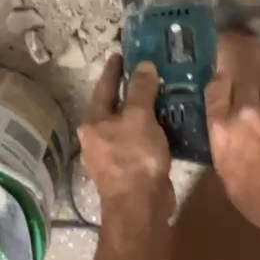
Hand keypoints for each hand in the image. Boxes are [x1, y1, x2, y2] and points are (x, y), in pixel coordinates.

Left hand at [78, 55, 172, 220]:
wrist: (140, 206)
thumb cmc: (135, 157)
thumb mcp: (139, 118)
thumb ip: (141, 90)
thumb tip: (144, 66)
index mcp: (93, 122)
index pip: (104, 88)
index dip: (114, 70)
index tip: (121, 53)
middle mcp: (97, 137)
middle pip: (114, 107)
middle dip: (130, 91)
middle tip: (148, 72)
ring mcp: (112, 155)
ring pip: (128, 125)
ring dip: (143, 111)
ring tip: (162, 95)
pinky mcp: (129, 169)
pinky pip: (140, 141)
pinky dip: (151, 130)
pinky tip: (166, 123)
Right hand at [205, 66, 259, 235]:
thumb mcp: (228, 176)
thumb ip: (226, 145)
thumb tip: (231, 136)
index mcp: (223, 128)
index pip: (216, 88)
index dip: (220, 82)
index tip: (224, 82)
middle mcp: (247, 110)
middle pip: (245, 85)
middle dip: (249, 96)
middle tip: (256, 112)